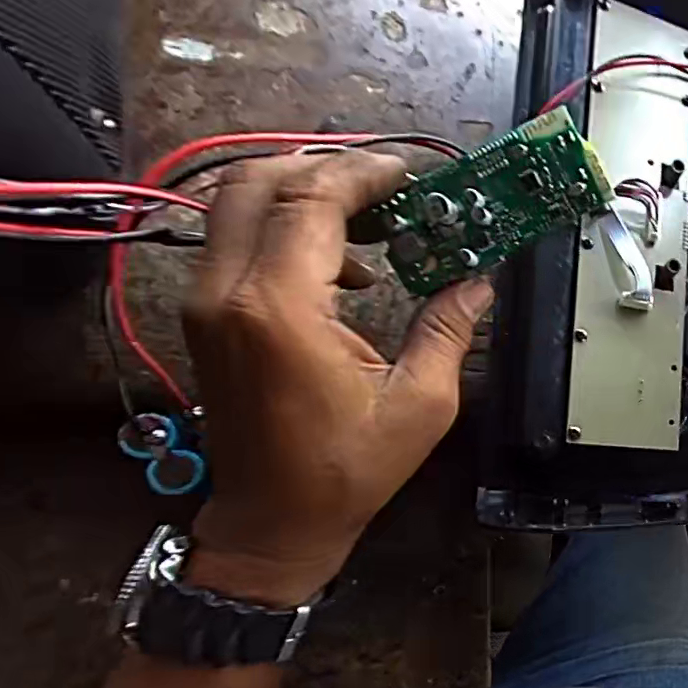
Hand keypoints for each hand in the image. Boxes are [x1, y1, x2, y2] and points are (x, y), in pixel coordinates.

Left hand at [180, 151, 493, 606]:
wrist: (275, 517)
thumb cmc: (351, 466)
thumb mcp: (422, 401)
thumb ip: (448, 330)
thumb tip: (478, 283)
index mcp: (281, 310)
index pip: (309, 203)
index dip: (361, 175)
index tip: (407, 173)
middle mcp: (229, 293)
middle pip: (258, 183)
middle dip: (327, 170)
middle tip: (390, 187)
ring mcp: (209, 304)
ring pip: (240, 206)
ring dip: (306, 196)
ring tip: (375, 220)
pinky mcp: (211, 318)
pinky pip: (240, 243)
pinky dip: (290, 231)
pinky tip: (346, 268)